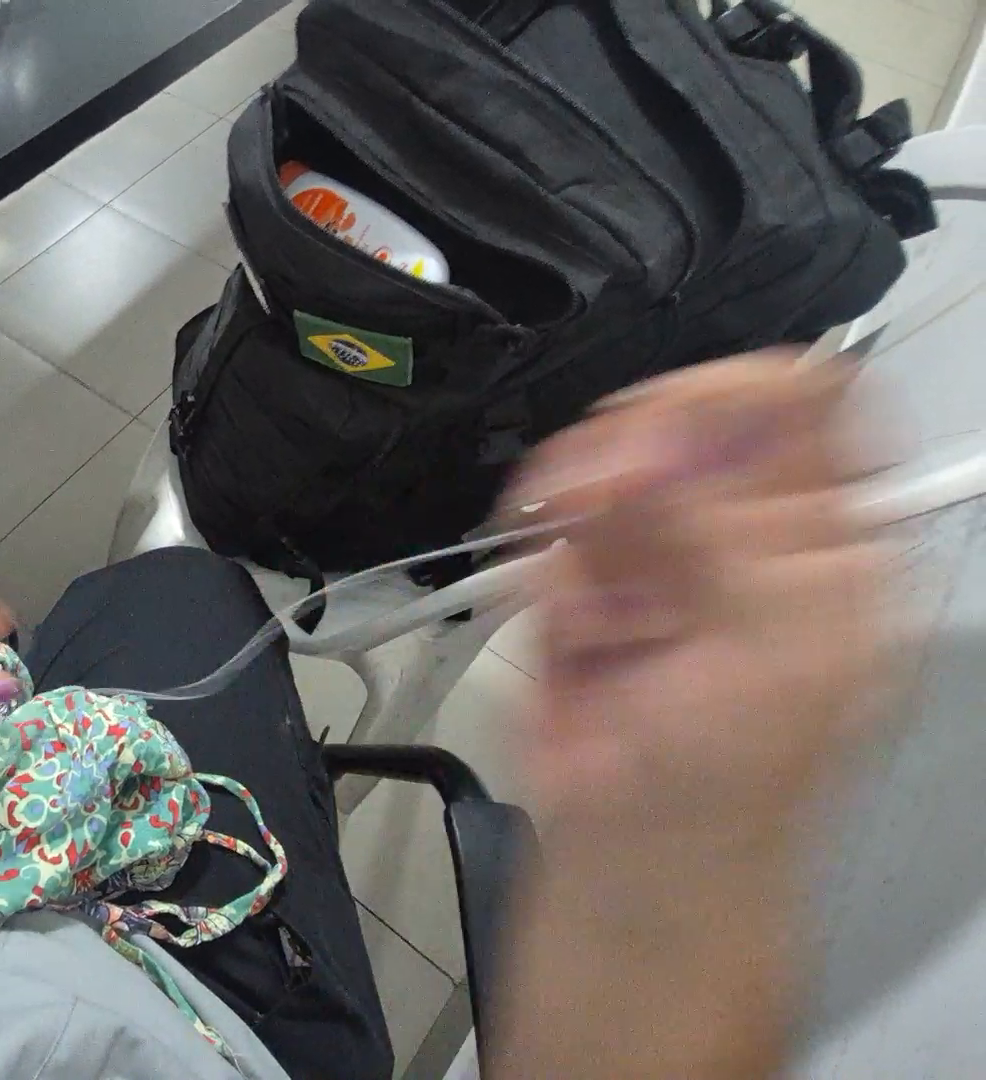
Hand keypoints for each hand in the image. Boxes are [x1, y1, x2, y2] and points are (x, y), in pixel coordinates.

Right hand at [510, 354, 900, 851]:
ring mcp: (647, 555)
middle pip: (672, 429)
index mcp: (816, 543)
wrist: (628, 828)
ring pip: (595, 469)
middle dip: (620, 454)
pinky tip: (557, 599)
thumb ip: (730, 544)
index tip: (652, 426)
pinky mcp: (575, 579)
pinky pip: (544, 526)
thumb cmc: (729, 771)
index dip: (721, 396)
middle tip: (589, 499)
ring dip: (566, 504)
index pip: (795, 409)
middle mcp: (729, 536)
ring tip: (569, 569)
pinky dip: (536, 549)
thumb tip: (671, 451)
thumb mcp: (773, 658)